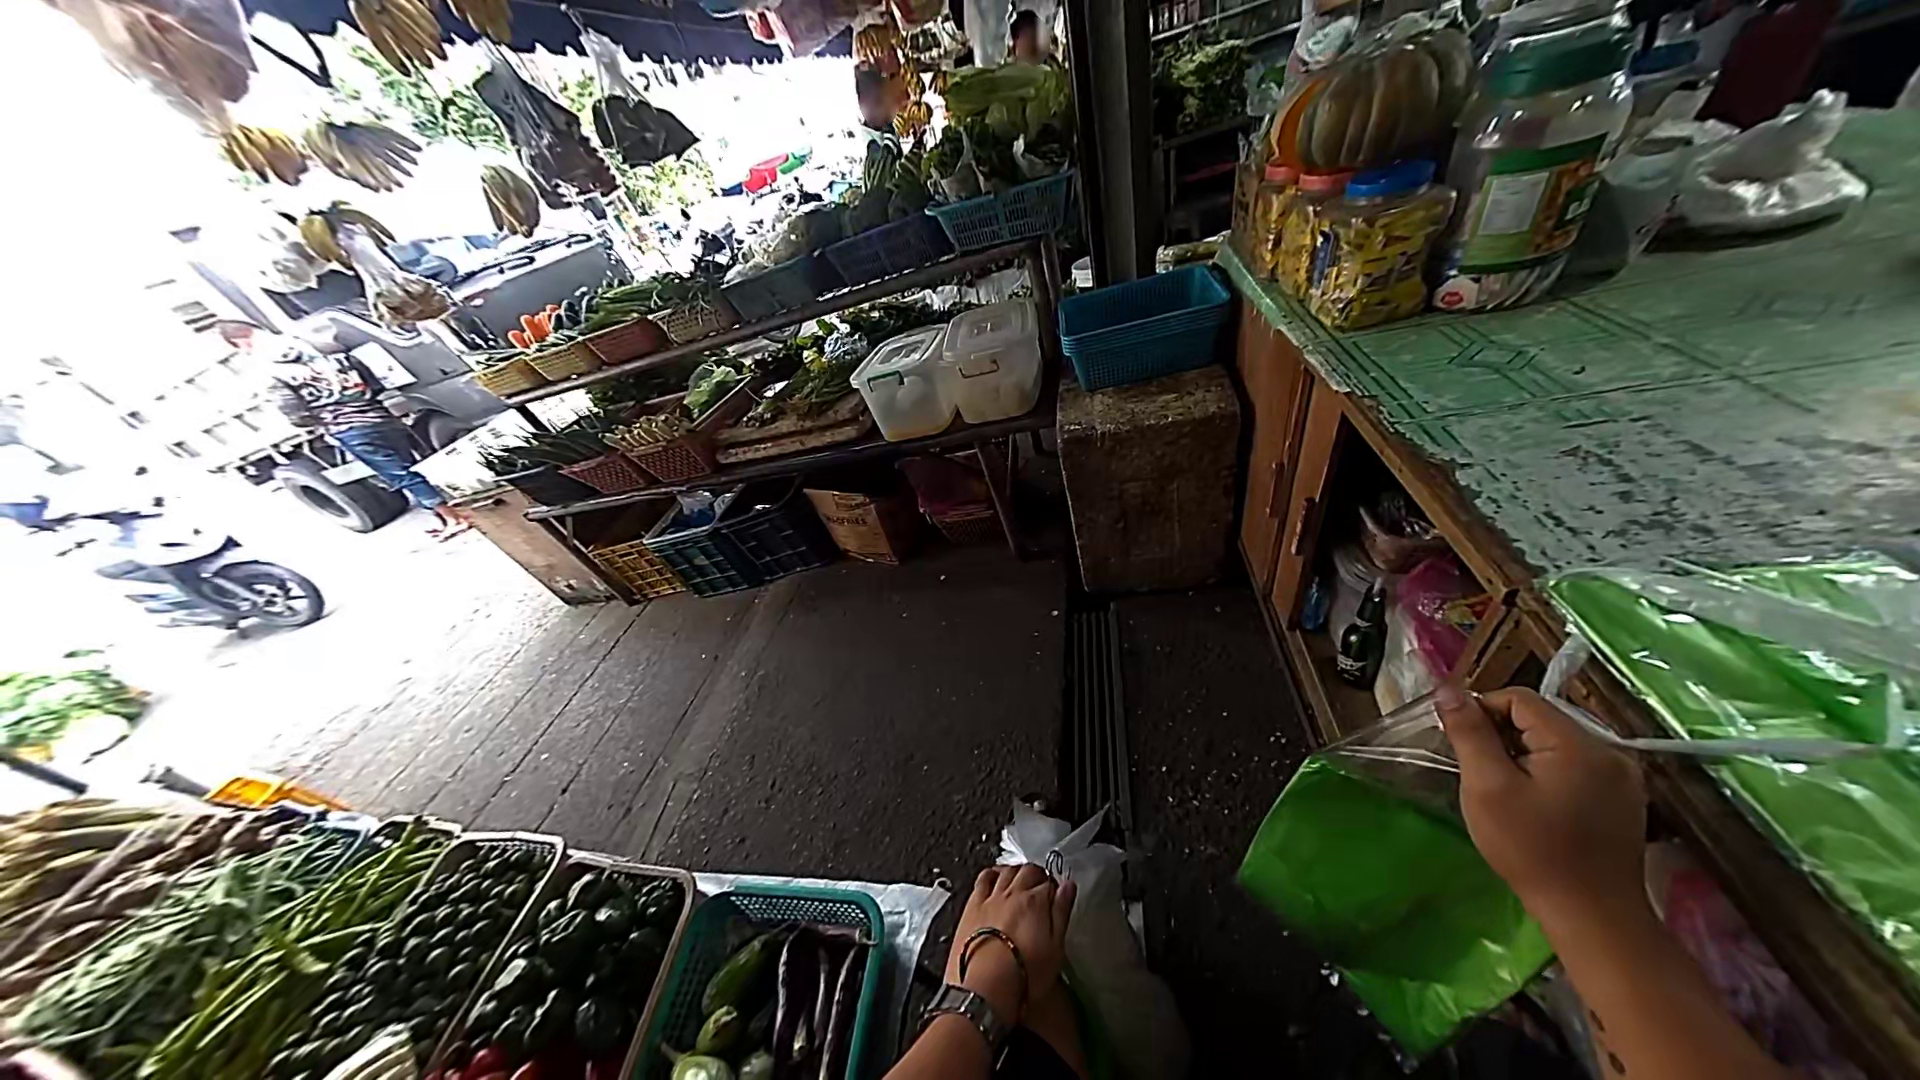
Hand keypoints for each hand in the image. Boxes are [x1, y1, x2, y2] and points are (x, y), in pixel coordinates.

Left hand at [945, 864, 1076, 1023]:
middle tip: (1041, 884)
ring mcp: (992, 897)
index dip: (1055, 888)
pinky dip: (992, 873)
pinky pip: (983, 879)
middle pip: (1028, 871)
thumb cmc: (1025, 974)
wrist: (986, 987)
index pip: (1049, 884)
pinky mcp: (973, 905)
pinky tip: (995, 876)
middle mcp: (1013, 893)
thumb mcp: (1055, 949)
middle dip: (1037, 875)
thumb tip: (1069, 887)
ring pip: (1007, 871)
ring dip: (1016, 871)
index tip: (1057, 896)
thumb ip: (1062, 914)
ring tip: (1021, 878)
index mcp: (1036, 902)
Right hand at [1437, 685, 1647, 924]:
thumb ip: (1469, 732)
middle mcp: (1610, 752)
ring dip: (1519, 751)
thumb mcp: (1487, 785)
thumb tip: (1447, 689)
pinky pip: (1571, 762)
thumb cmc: (1531, 848)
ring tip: (1501, 785)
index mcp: (1580, 745)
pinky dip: (1542, 768)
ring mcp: (1621, 776)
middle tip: (1479, 769)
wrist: (1591, 915)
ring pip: (1553, 739)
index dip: (1481, 711)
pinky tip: (1531, 798)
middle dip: (1500, 733)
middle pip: (1538, 717)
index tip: (1461, 744)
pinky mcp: (1621, 797)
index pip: (1519, 699)